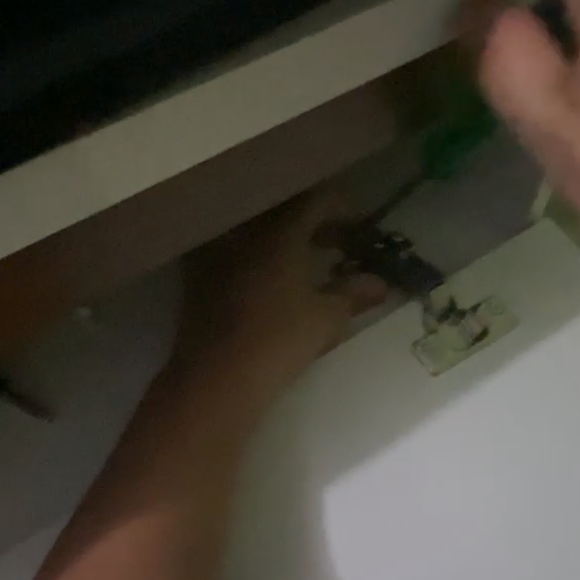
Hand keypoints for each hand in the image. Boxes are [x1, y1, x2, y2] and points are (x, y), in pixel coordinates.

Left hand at [170, 194, 386, 399]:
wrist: (217, 378)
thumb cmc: (278, 342)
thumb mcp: (326, 318)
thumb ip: (354, 294)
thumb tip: (381, 283)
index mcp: (279, 232)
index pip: (316, 201)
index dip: (344, 211)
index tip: (362, 231)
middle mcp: (244, 232)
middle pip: (284, 211)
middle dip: (315, 224)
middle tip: (339, 245)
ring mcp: (216, 253)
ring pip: (256, 230)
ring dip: (284, 239)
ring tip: (306, 263)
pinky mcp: (199, 278)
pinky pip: (234, 251)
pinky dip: (257, 256)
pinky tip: (271, 281)